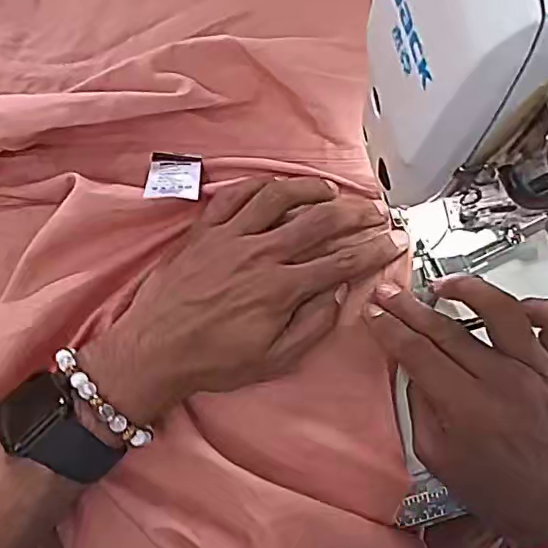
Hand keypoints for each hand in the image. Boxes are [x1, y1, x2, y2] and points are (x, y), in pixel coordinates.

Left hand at [83, 177, 404, 422]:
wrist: (155, 351)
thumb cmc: (213, 361)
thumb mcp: (273, 359)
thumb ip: (311, 326)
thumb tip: (336, 296)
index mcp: (280, 288)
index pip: (341, 261)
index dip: (374, 249)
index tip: (393, 240)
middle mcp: (259, 254)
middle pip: (318, 220)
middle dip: (355, 212)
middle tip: (373, 209)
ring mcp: (229, 237)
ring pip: (278, 197)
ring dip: (311, 189)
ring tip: (330, 191)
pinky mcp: (204, 231)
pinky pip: (235, 195)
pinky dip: (259, 185)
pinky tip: (274, 187)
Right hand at [363, 274, 547, 547]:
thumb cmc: (493, 487)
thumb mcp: (435, 454)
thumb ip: (419, 404)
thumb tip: (408, 364)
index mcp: (469, 408)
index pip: (418, 352)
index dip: (390, 328)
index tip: (375, 315)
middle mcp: (506, 383)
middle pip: (448, 330)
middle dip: (410, 308)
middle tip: (391, 294)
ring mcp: (538, 373)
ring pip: (503, 311)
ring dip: (469, 290)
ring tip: (446, 285)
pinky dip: (538, 307)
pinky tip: (514, 306)